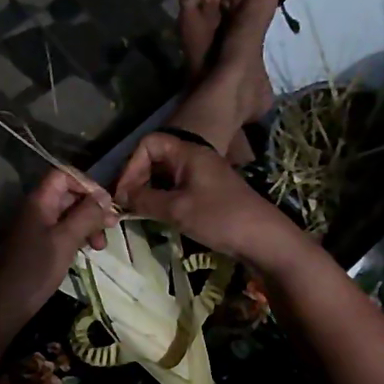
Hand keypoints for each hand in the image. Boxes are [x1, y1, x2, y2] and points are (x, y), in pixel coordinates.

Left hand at [0, 169, 116, 323]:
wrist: (8, 301)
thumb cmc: (37, 267)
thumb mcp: (66, 239)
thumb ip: (86, 215)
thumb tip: (105, 196)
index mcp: (39, 201)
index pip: (63, 176)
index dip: (86, 184)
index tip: (105, 203)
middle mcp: (36, 209)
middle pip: (68, 195)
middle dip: (92, 208)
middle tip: (111, 226)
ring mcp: (36, 226)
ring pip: (68, 215)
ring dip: (88, 224)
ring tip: (100, 245)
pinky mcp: (39, 244)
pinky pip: (62, 231)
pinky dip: (78, 236)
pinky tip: (89, 250)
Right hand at [113, 132, 296, 262]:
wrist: (264, 239)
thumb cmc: (220, 218)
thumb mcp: (176, 209)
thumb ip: (144, 200)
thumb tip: (120, 198)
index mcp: (188, 152)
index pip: (148, 144)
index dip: (131, 165)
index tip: (123, 193)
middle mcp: (193, 158)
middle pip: (153, 158)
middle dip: (135, 179)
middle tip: (125, 205)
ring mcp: (200, 175)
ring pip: (163, 175)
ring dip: (146, 191)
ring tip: (136, 212)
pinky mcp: (205, 192)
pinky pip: (174, 188)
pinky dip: (160, 198)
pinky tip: (155, 215)